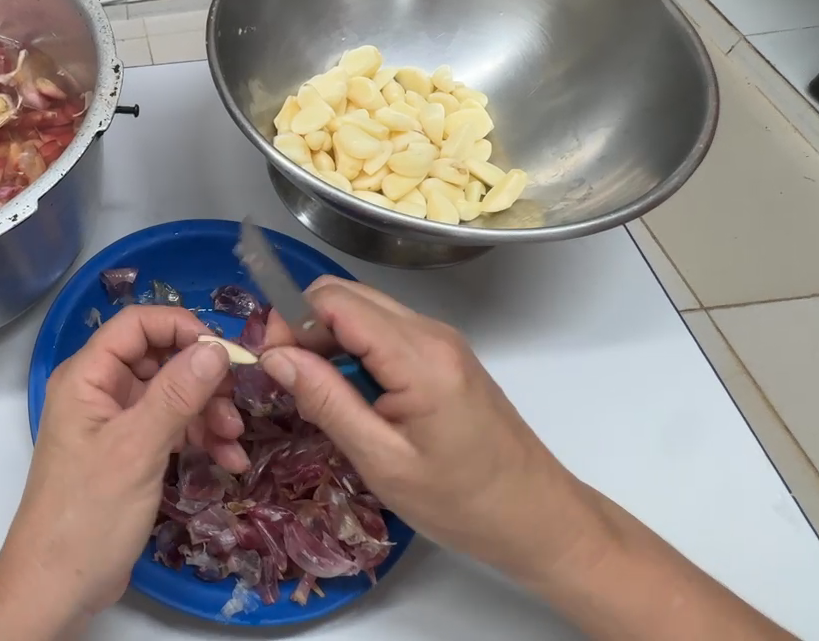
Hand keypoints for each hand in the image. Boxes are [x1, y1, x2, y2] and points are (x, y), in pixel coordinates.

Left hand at [0, 305, 239, 634]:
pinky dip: (198, 437)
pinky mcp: (127, 451)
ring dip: (205, 411)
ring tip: (235, 440)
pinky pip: (168, 427)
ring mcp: (112, 421)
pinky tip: (228, 459)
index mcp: (87, 375)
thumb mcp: (137, 449)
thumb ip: (177, 395)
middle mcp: (98, 389)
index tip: (225, 350)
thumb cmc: (88, 513)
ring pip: (168, 394)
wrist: (56, 586)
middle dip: (200, 377)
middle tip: (237, 402)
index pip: (136, 324)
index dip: (181, 327)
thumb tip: (216, 347)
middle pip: (157, 358)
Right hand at [257, 278, 605, 587]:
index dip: (291, 320)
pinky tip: (353, 394)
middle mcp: (429, 331)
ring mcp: (439, 338)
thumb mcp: (383, 462)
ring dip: (327, 338)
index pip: (333, 299)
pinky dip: (352, 347)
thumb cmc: (463, 504)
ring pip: (360, 308)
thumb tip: (273, 356)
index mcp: (417, 355)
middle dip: (304, 326)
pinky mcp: (442, 352)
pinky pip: (381, 328)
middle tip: (291, 379)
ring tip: (321, 392)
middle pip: (343, 294)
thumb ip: (326, 401)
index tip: (273, 364)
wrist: (545, 523)